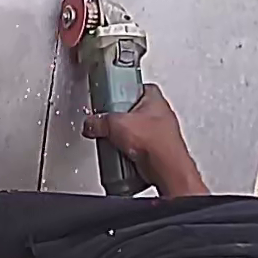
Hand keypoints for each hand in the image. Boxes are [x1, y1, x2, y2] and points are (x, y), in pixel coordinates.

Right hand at [82, 84, 209, 196]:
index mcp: (154, 98)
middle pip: (131, 111)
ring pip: (134, 130)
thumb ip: (98, 121)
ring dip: (124, 137)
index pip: (135, 88)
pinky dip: (129, 150)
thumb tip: (90, 124)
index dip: (120, 93)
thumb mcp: (115, 124)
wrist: (166, 170)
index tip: (110, 98)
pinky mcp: (155, 149)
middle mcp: (160, 113)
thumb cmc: (154, 142)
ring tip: (115, 141)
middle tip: (109, 124)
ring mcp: (159, 132)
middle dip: (118, 120)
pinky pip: (137, 146)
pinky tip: (122, 153)